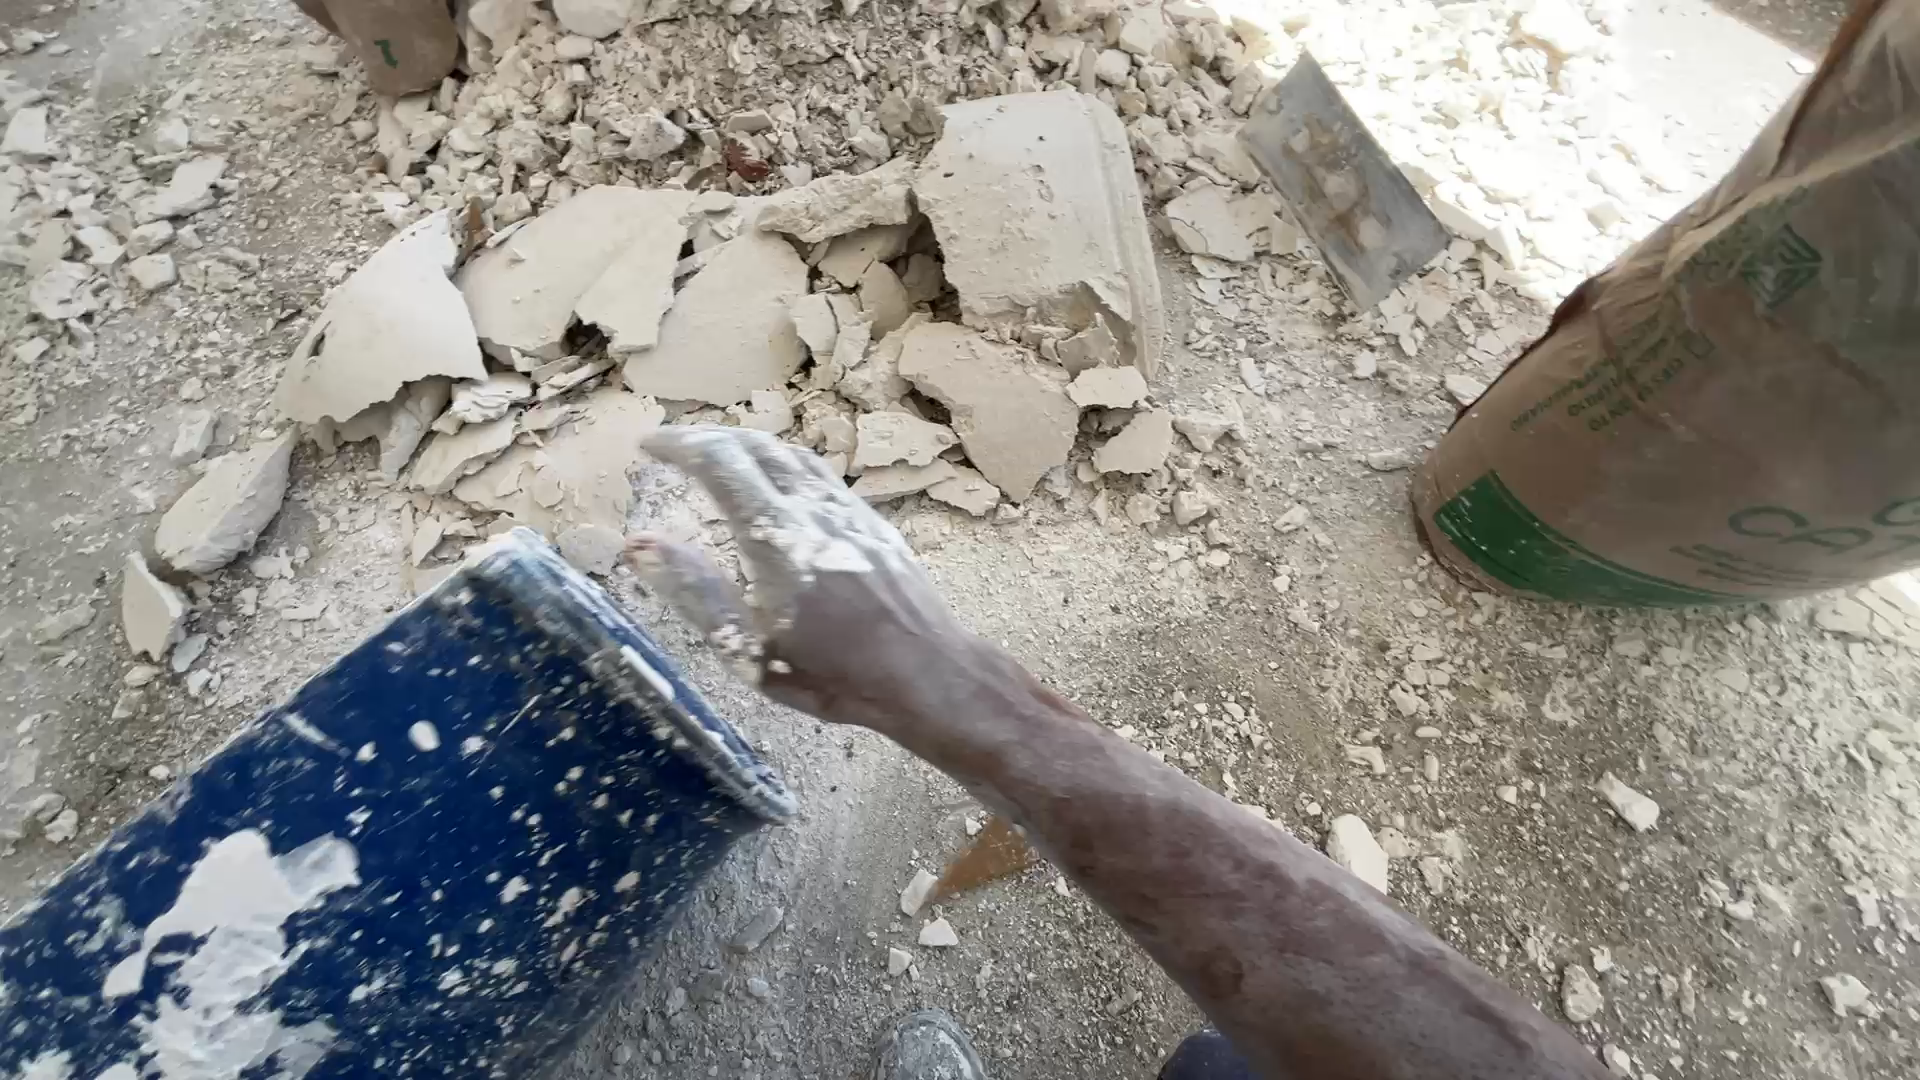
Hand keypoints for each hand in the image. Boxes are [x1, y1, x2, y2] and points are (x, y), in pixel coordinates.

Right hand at [629, 425, 976, 735]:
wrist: (927, 671)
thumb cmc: (835, 674)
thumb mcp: (749, 649)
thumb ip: (694, 591)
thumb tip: (639, 544)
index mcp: (776, 537)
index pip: (719, 462)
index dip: (679, 444)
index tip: (648, 444)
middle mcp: (814, 510)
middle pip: (756, 446)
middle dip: (710, 437)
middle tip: (678, 447)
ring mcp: (850, 512)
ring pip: (794, 455)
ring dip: (750, 446)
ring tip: (722, 457)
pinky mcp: (874, 523)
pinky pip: (822, 476)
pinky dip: (786, 464)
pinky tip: (781, 486)